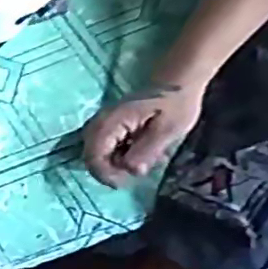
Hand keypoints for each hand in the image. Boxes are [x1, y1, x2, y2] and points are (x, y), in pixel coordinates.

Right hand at [81, 84, 204, 187]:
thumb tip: (131, 171)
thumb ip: (147, 151)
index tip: (123, 184)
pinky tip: (135, 153)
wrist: (175, 84)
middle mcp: (97, 126)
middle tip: (136, 172)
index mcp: (109, 125)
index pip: (94, 157)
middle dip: (110, 170)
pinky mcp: (105, 129)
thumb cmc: (175, 105)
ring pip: (95, 155)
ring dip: (114, 164)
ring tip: (140, 162)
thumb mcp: (168, 129)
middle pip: (91, 158)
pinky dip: (116, 156)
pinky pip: (102, 149)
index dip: (105, 174)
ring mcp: (99, 127)